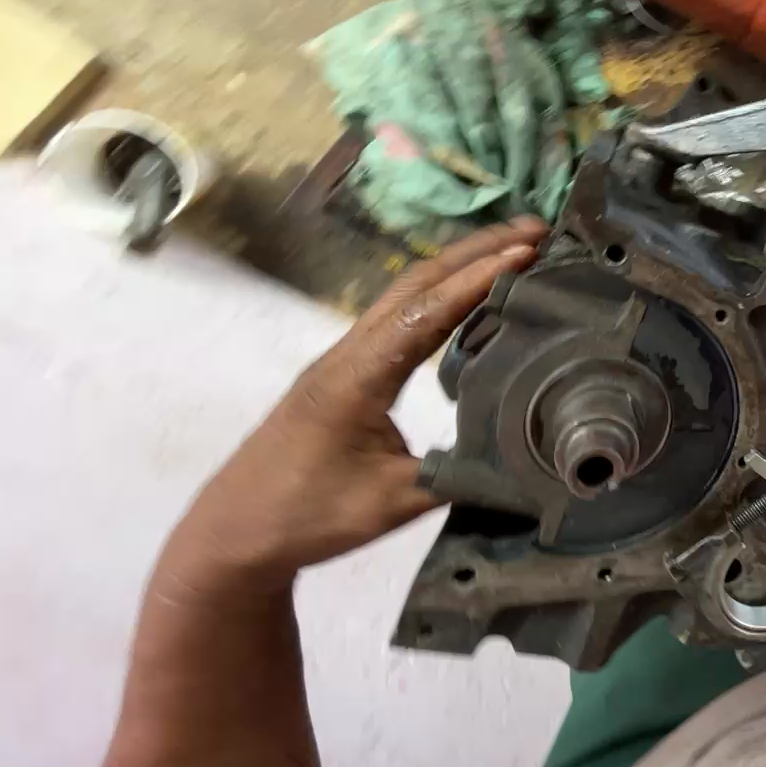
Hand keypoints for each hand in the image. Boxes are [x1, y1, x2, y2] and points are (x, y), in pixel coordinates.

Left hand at [158, 218, 546, 600]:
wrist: (229, 537)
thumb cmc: (306, 518)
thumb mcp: (394, 503)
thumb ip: (462, 473)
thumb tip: (533, 455)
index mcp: (358, 377)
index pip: (426, 312)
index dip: (478, 280)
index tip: (528, 253)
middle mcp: (351, 352)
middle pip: (417, 281)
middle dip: (477, 248)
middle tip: (536, 229)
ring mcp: (348, 355)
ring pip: (408, 289)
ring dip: (462, 261)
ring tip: (517, 244)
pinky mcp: (352, 365)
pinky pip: (405, 309)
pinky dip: (447, 286)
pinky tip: (476, 288)